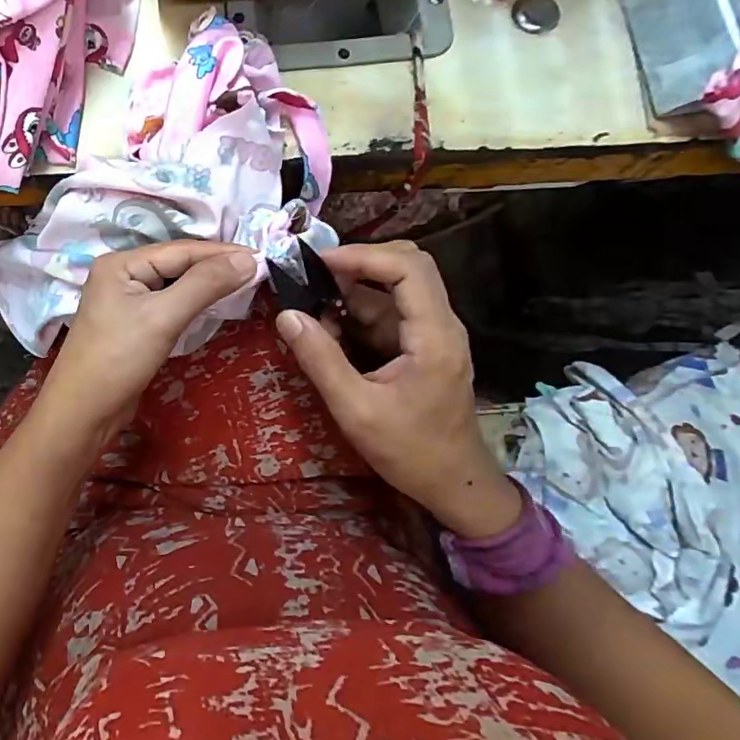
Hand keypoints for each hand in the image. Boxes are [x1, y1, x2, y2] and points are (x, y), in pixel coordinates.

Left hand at [40, 240, 257, 443]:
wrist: (84, 411)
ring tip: (245, 283)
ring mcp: (126, 300)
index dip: (223, 252)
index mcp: (121, 263)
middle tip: (259, 271)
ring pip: (175, 284)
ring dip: (208, 284)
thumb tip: (249, 260)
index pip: (181, 249)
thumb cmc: (119, 358)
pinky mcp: (133, 325)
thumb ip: (205, 284)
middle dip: (217, 266)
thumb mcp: (163, 316)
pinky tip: (215, 304)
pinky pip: (170, 304)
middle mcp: (121, 275)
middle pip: (178, 263)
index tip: (262, 257)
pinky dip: (194, 302)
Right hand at [277, 241, 521, 536]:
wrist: (453, 483)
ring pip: (394, 288)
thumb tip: (286, 316)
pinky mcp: (421, 345)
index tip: (318, 264)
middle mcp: (440, 324)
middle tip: (313, 277)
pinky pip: (388, 313)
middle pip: (406, 266)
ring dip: (352, 290)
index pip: (407, 268)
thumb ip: (321, 360)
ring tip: (311, 306)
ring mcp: (432, 333)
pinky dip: (356, 313)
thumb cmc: (409, 451)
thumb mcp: (356, 410)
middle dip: (358, 264)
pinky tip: (328, 330)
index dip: (362, 255)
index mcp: (434, 335)